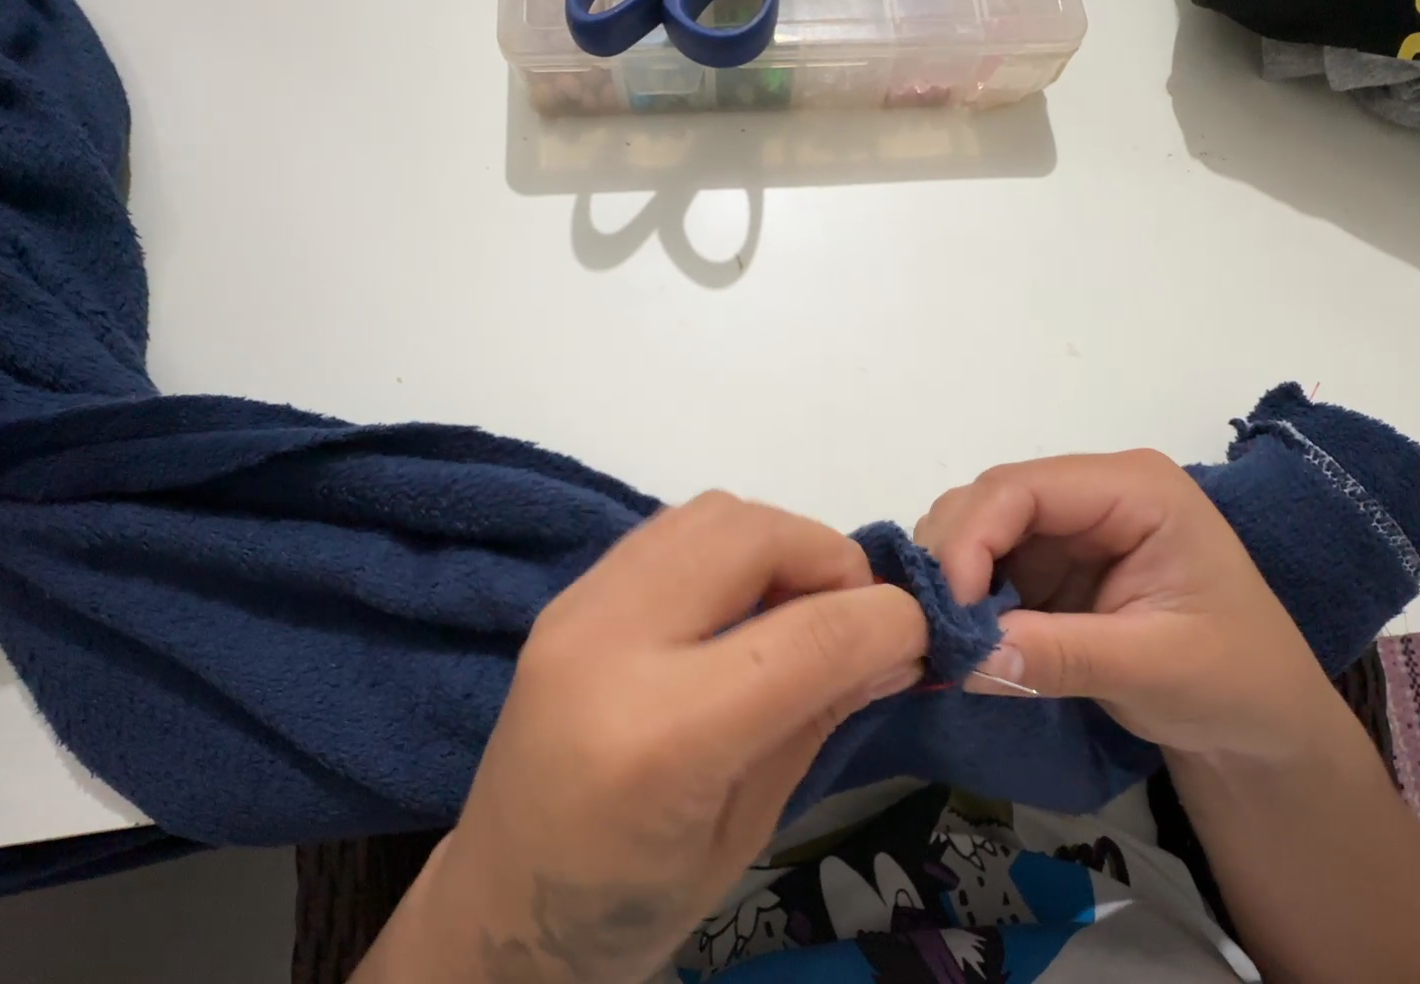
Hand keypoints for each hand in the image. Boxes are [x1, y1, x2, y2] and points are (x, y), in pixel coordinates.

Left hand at [426, 493, 927, 983]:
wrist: (499, 905)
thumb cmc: (633, 901)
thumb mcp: (750, 827)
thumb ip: (822, 714)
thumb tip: (898, 641)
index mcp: (662, 737)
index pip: (809, 634)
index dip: (888, 619)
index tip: (920, 633)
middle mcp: (610, 645)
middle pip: (752, 536)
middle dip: (830, 559)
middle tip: (855, 618)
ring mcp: (577, 609)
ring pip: (711, 514)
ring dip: (779, 542)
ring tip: (797, 607)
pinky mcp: (568, 596)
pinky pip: (671, 531)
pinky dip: (729, 547)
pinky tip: (739, 605)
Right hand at [914, 451, 1342, 761]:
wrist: (1260, 728)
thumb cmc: (1237, 684)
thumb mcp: (1157, 668)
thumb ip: (1060, 656)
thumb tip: (963, 655)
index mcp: (1133, 489)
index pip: (1020, 488)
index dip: (970, 540)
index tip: (948, 611)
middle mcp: (1090, 495)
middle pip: (986, 502)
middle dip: (951, 561)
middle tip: (935, 630)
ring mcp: (1066, 530)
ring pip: (973, 532)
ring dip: (951, 583)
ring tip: (949, 639)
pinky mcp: (1047, 568)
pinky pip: (983, 570)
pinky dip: (962, 603)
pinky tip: (963, 639)